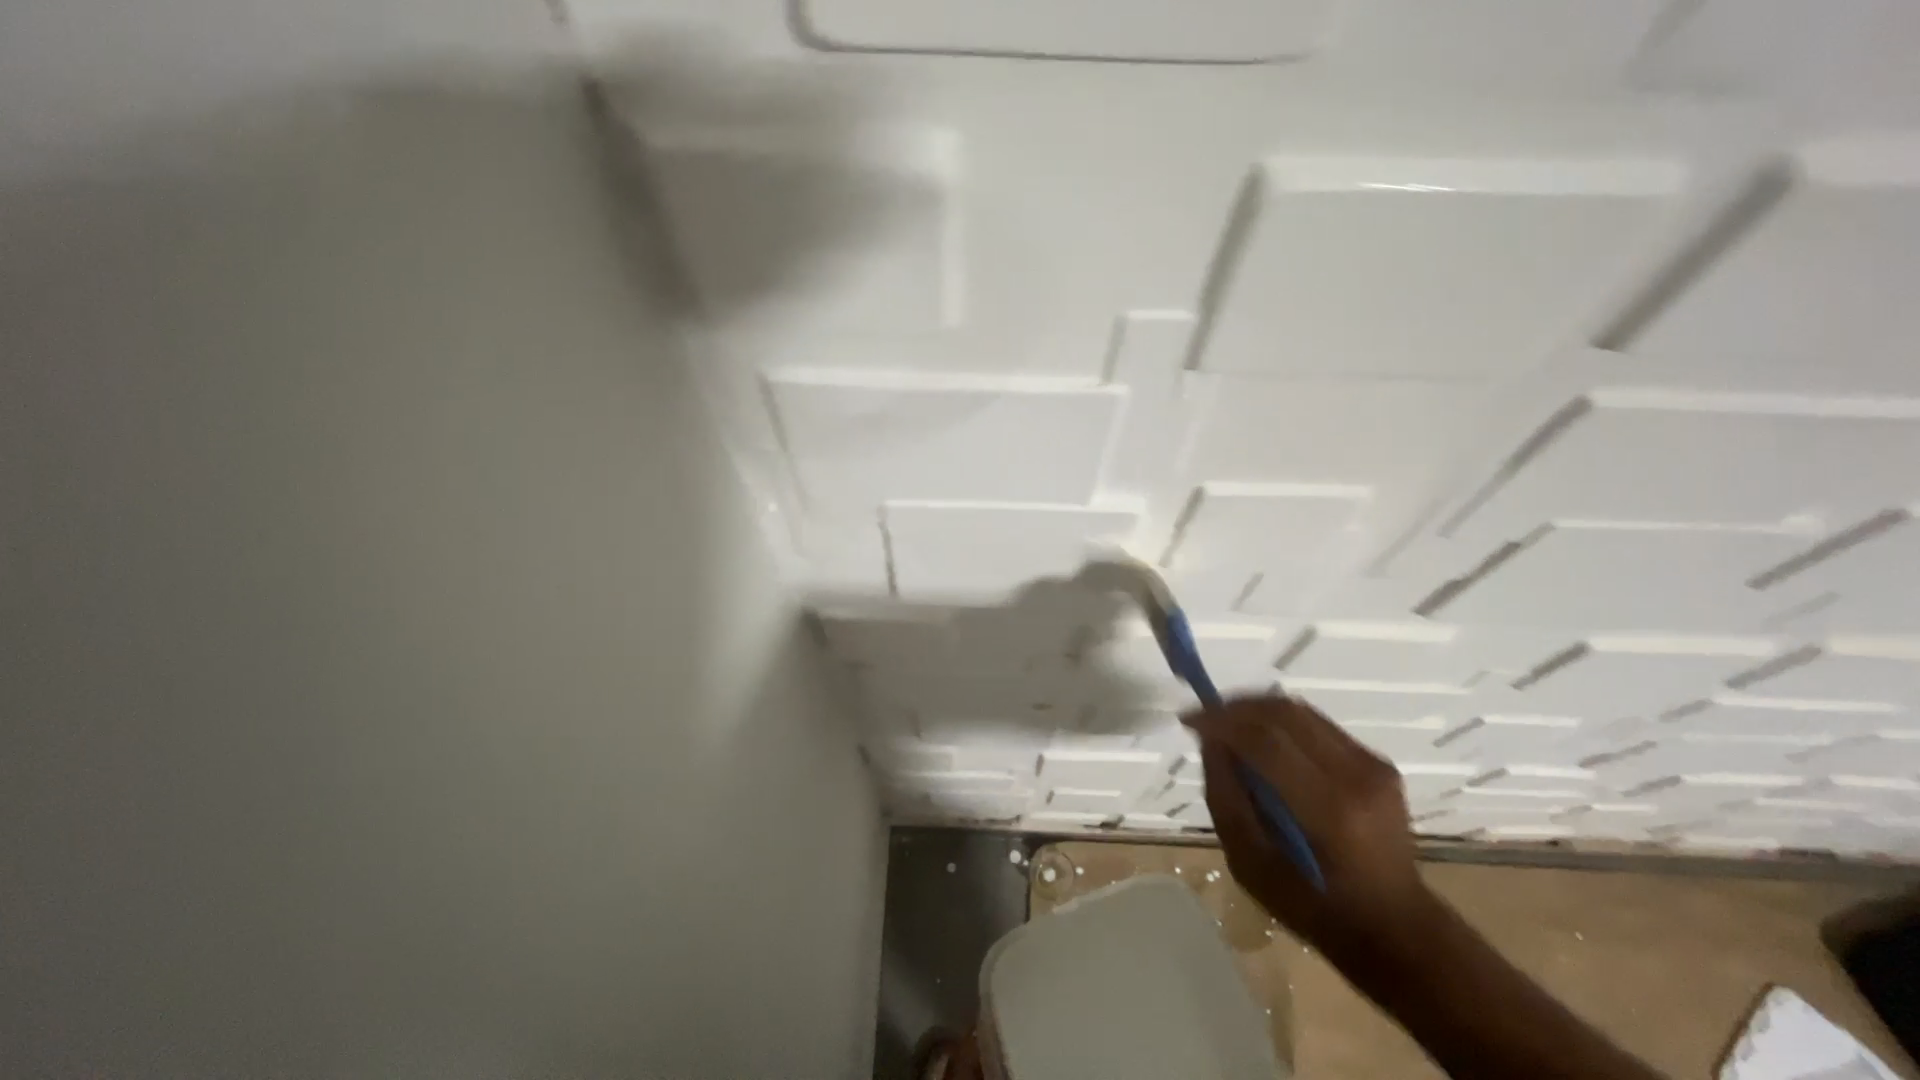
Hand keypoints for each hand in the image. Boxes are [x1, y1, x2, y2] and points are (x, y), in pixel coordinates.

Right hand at [1183, 692, 1439, 955]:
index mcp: (1325, 809)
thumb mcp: (1250, 866)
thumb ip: (1226, 799)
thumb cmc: (1313, 906)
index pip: (1264, 740)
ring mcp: (1373, 766)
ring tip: (1228, 724)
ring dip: (1259, 711)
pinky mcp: (1380, 764)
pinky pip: (1320, 727)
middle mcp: (1355, 775)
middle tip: (1205, 716)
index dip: (1221, 721)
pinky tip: (1264, 743)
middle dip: (1236, 707)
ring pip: (1302, 712)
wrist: (1393, 925)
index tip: (1189, 720)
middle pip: (1284, 713)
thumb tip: (1210, 743)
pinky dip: (1284, 725)